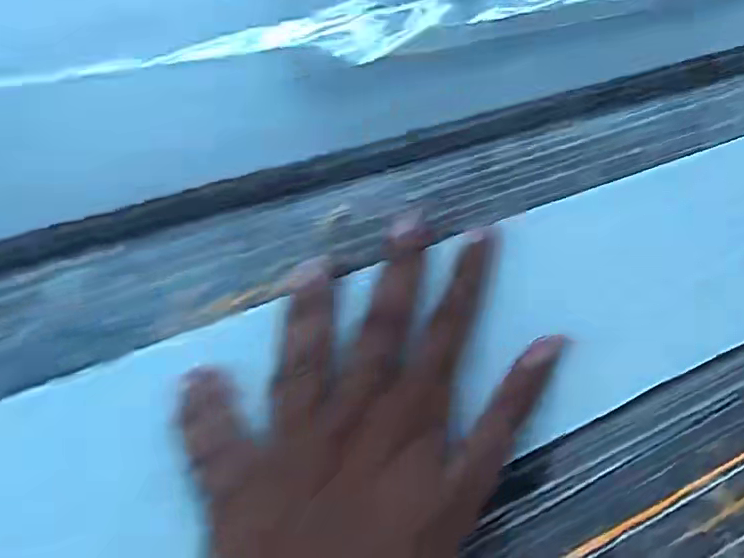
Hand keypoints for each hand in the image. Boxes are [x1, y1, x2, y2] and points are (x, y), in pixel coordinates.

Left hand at [176, 217, 565, 557]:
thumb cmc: (403, 554)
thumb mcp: (472, 488)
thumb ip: (509, 412)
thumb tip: (550, 342)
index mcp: (411, 413)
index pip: (447, 328)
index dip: (466, 278)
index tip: (478, 232)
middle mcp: (353, 412)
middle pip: (380, 329)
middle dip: (397, 271)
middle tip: (405, 219)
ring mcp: (290, 445)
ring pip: (301, 365)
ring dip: (306, 315)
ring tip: (311, 267)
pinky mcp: (237, 487)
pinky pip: (213, 446)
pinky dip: (200, 413)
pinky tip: (193, 378)